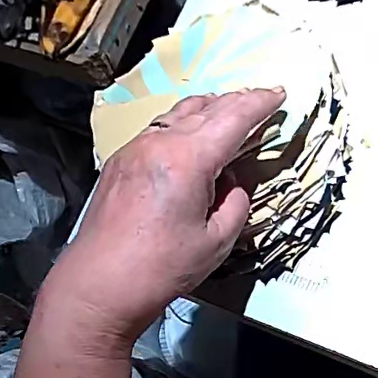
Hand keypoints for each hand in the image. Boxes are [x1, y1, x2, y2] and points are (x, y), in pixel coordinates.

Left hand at [37, 88, 284, 355]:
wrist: (99, 284)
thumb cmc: (160, 268)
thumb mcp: (216, 241)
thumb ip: (235, 204)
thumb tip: (231, 184)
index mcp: (187, 159)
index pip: (233, 117)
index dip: (260, 103)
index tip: (278, 94)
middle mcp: (157, 144)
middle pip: (203, 109)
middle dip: (234, 102)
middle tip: (257, 101)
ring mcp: (132, 151)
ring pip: (174, 116)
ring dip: (204, 110)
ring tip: (223, 111)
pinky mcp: (116, 165)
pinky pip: (154, 132)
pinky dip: (178, 126)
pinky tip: (185, 138)